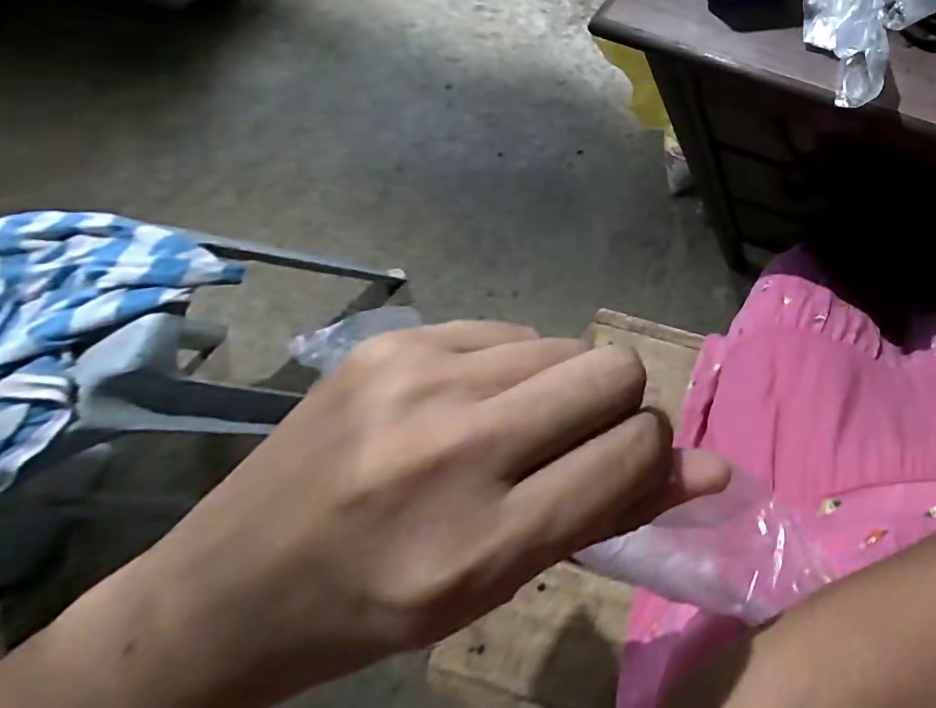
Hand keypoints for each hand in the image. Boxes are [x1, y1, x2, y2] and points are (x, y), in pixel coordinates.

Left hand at [0, 322, 729, 707]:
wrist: (222, 591)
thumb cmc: (383, 604)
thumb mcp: (502, 582)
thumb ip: (615, 512)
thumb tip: (713, 468)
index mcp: (480, 544)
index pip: (632, 449)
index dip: (646, 453)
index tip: (618, 464)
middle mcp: (452, 450)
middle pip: (615, 372)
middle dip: (617, 406)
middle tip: (571, 440)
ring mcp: (417, 381)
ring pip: (569, 344)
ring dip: (563, 385)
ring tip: (510, 426)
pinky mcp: (396, 341)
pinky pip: (514, 331)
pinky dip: (515, 366)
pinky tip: (467, 402)